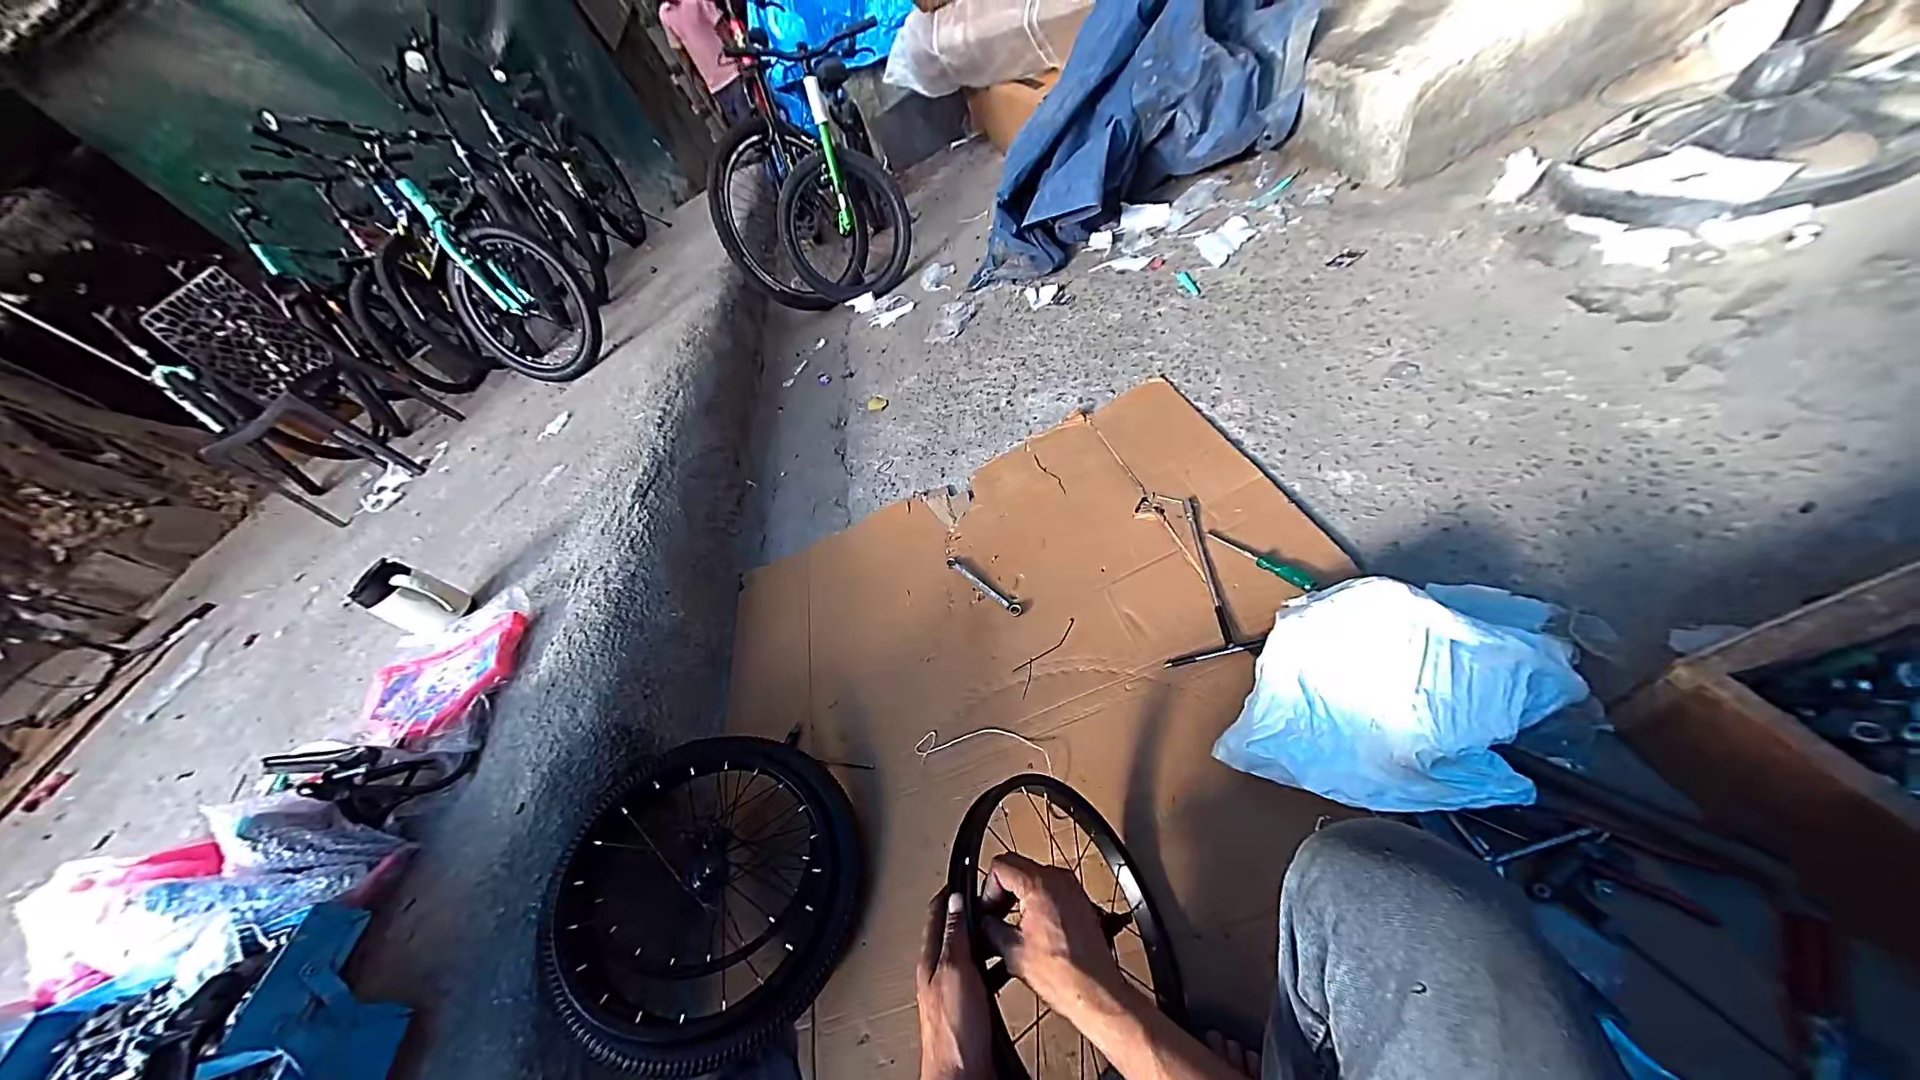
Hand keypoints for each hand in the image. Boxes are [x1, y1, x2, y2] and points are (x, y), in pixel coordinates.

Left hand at [917, 890, 992, 1079]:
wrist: (963, 1077)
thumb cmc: (953, 1033)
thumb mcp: (955, 972)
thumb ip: (955, 936)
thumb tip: (956, 900)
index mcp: (931, 958)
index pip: (938, 912)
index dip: (952, 890)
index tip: (968, 875)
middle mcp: (940, 972)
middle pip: (954, 929)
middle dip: (970, 910)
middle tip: (989, 896)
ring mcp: (955, 991)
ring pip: (970, 950)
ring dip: (983, 936)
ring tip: (1001, 924)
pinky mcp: (971, 1008)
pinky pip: (983, 974)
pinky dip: (994, 963)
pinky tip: (1006, 965)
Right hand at [979, 852, 1124, 1017]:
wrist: (1096, 992)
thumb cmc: (1063, 975)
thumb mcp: (1013, 952)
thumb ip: (991, 929)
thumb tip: (985, 924)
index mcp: (1038, 884)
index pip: (1000, 865)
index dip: (987, 890)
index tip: (987, 911)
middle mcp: (1057, 878)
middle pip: (1016, 867)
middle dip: (1001, 891)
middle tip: (995, 918)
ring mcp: (1071, 887)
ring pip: (1033, 877)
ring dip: (1018, 896)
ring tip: (1012, 925)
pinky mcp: (1080, 899)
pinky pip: (1050, 888)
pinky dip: (1036, 900)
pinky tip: (1032, 928)